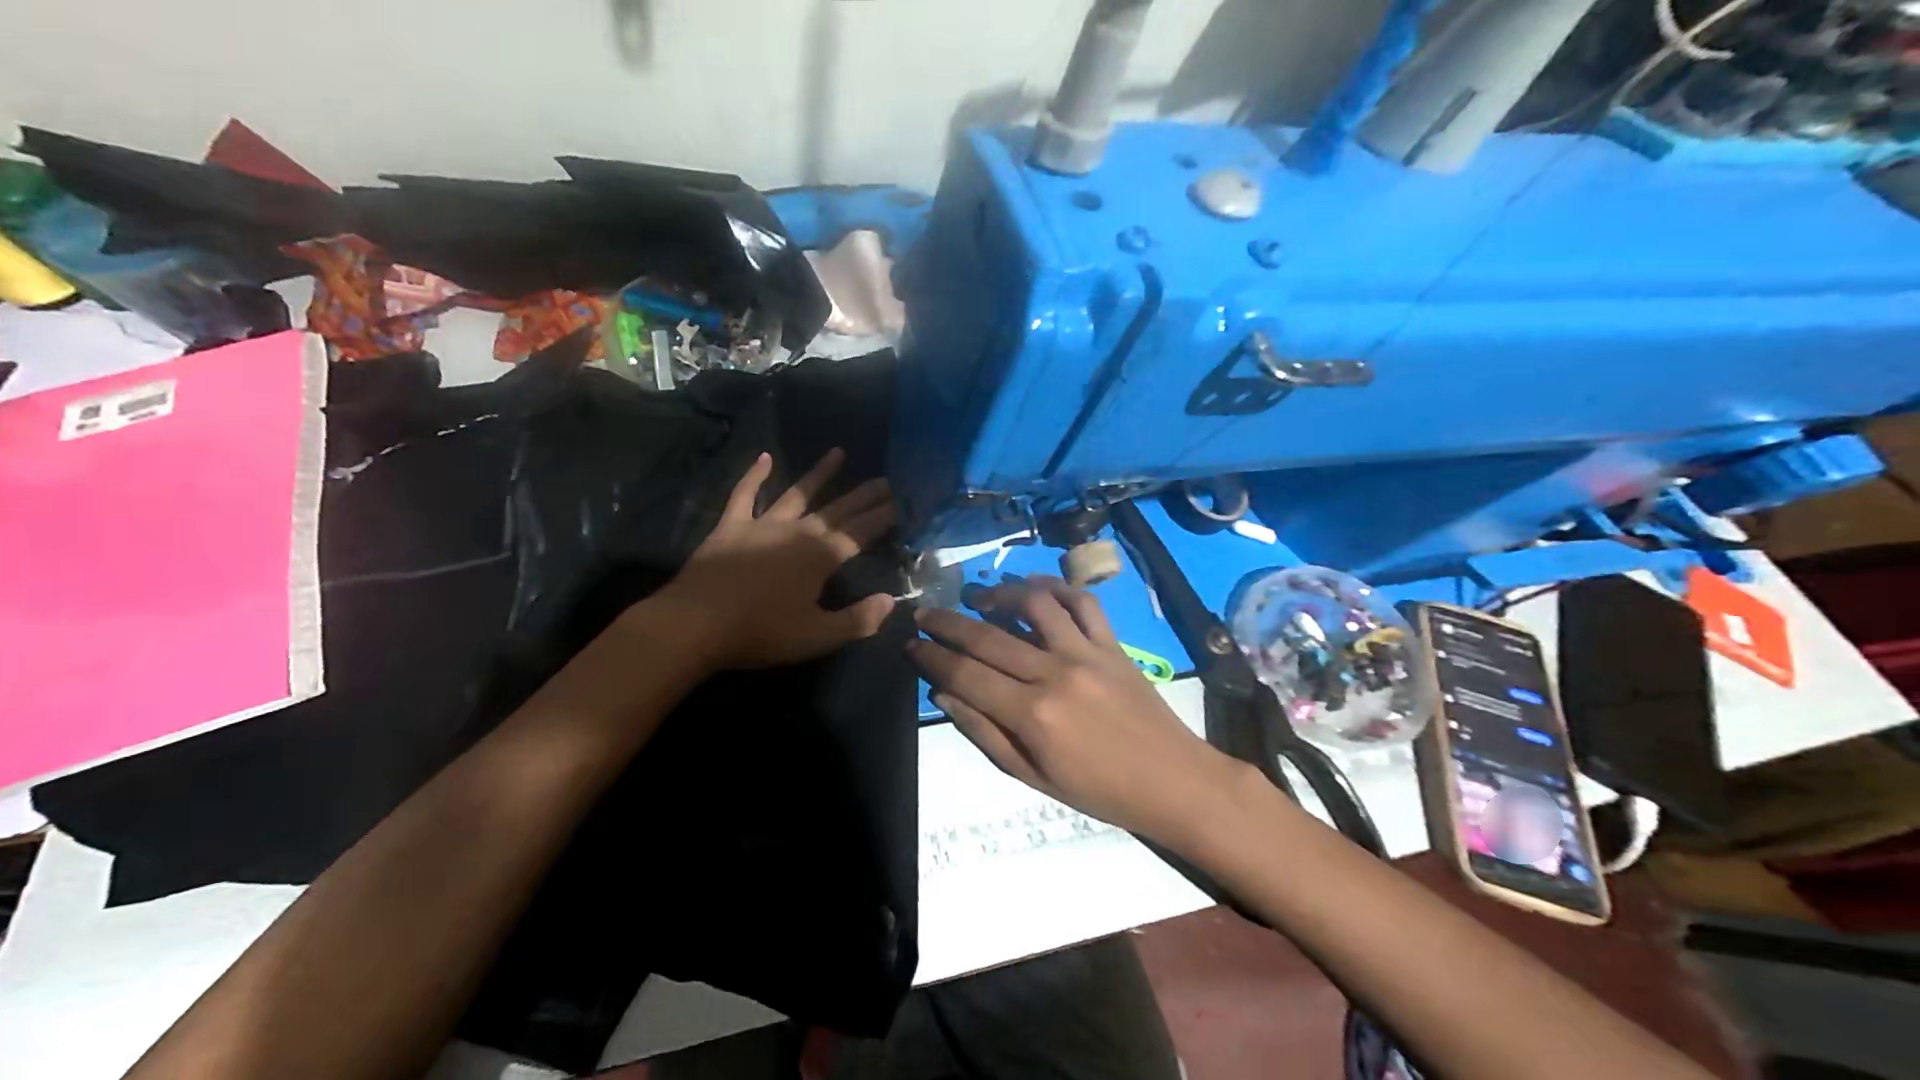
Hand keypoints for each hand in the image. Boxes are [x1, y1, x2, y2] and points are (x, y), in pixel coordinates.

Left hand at [647, 449, 897, 671]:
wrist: (693, 626)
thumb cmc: (760, 633)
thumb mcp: (817, 637)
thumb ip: (858, 620)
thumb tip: (891, 601)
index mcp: (821, 557)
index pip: (861, 532)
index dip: (885, 516)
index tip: (905, 500)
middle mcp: (797, 532)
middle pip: (838, 509)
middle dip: (865, 494)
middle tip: (888, 477)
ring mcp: (762, 525)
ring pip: (798, 494)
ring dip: (819, 474)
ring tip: (839, 452)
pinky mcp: (730, 527)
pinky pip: (744, 495)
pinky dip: (754, 475)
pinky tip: (765, 457)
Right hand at [909, 576, 1244, 841]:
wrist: (1171, 780)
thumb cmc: (1098, 790)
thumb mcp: (1032, 776)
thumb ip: (984, 732)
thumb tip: (944, 693)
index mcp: (1032, 715)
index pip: (965, 674)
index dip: (931, 656)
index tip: (910, 643)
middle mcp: (1055, 673)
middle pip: (987, 635)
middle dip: (946, 622)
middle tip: (923, 613)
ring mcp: (1087, 652)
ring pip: (1033, 603)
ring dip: (997, 593)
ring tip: (977, 597)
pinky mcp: (1112, 643)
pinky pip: (1081, 601)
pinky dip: (1054, 587)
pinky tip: (1033, 589)